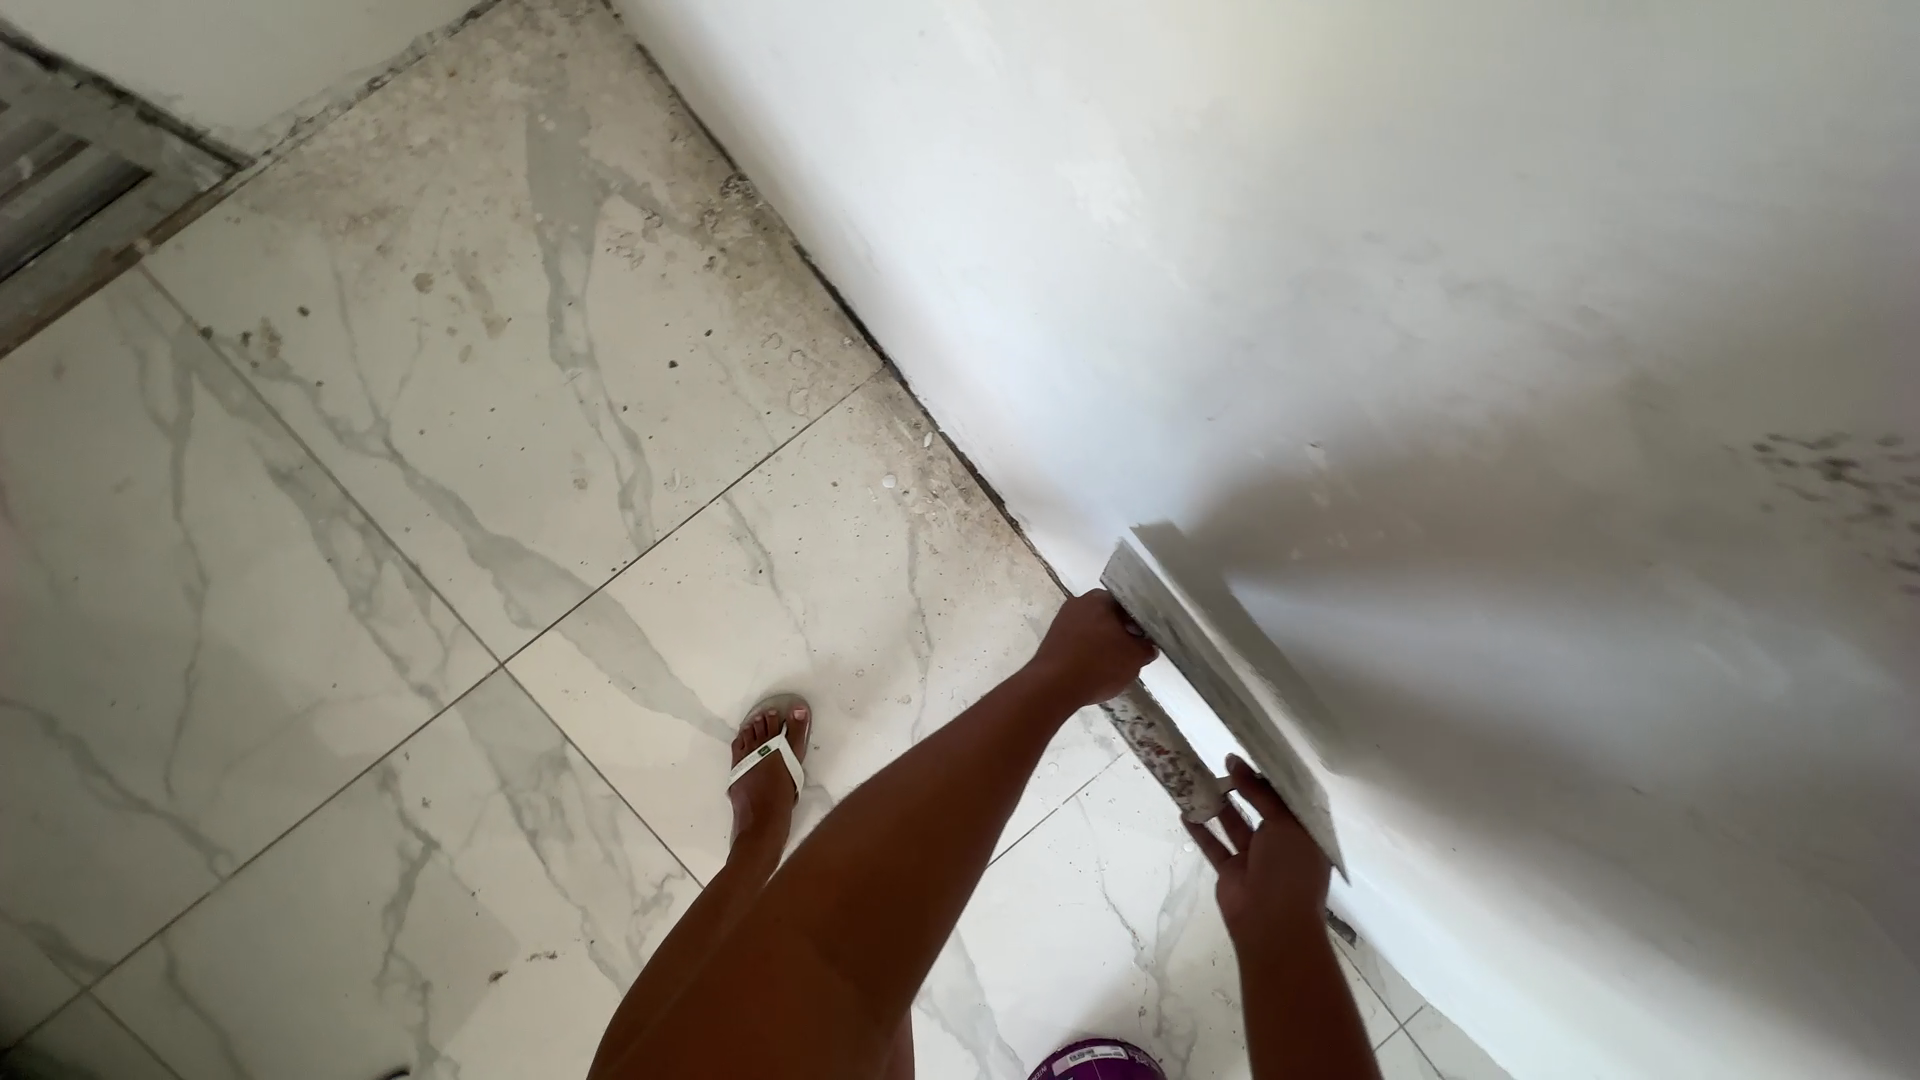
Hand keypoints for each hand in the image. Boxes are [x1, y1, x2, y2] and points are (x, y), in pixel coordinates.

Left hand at [1024, 589, 1158, 708]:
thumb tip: (1148, 646)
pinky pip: (1078, 641)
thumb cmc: (1099, 665)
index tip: (1148, 637)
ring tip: (1116, 662)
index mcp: (1100, 598)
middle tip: (1135, 651)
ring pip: (1093, 628)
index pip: (1128, 603)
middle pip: (1109, 615)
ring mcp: (1062, 620)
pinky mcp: (1053, 638)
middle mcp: (1079, 602)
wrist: (1053, 686)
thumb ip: (1146, 648)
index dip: (1142, 621)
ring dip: (1105, 641)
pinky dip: (1089, 650)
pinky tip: (1096, 667)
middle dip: (1123, 631)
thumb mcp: (1134, 658)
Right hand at [1187, 755, 1329, 952]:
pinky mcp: (1231, 871)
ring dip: (1219, 804)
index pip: (1288, 798)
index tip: (1251, 753)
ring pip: (1235, 824)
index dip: (1270, 776)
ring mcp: (1256, 858)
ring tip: (1200, 779)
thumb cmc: (1291, 870)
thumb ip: (1260, 793)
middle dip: (1243, 787)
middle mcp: (1282, 844)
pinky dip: (1200, 829)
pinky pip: (1214, 845)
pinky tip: (1185, 811)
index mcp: (1304, 833)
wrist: (1273, 924)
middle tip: (1223, 762)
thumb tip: (1235, 762)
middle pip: (1260, 808)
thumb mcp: (1285, 824)